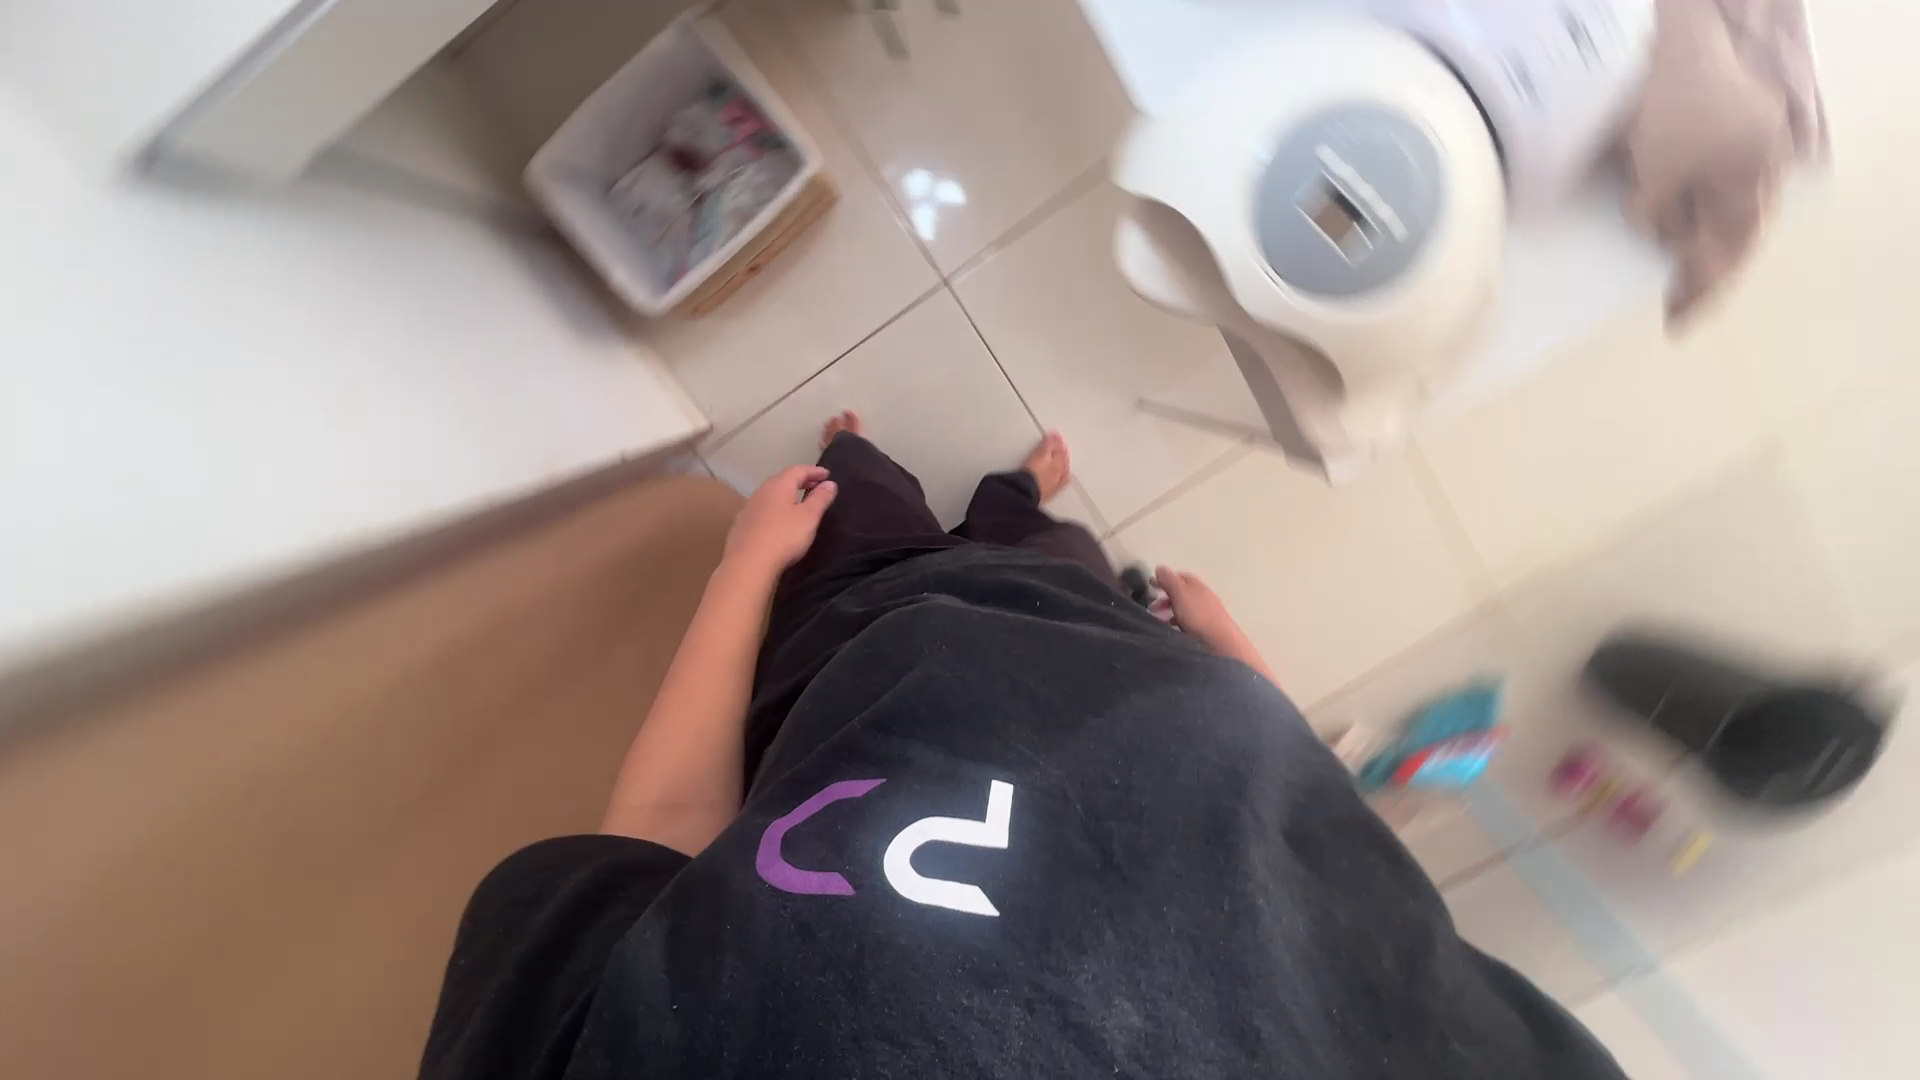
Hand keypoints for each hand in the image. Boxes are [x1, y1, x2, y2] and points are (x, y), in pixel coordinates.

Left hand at [723, 466, 837, 576]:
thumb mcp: (809, 517)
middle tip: (814, 485)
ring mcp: (749, 508)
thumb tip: (830, 483)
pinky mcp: (741, 524)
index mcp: (779, 486)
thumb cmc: (784, 537)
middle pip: (782, 479)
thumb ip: (820, 499)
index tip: (827, 474)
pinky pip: (761, 508)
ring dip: (785, 493)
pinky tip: (777, 519)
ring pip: (770, 494)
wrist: (748, 563)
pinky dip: (774, 507)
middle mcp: (761, 492)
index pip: (798, 470)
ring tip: (797, 501)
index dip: (814, 471)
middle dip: (800, 480)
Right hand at [1154, 566, 1275, 682]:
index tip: (1151, 586)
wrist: (1221, 645)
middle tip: (1151, 607)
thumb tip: (1159, 567)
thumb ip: (1169, 581)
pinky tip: (1171, 632)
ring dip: (1170, 612)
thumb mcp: (1180, 594)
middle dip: (1165, 598)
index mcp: (1198, 587)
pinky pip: (1187, 623)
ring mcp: (1206, 615)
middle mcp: (1203, 598)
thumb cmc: (1198, 616)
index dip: (1166, 579)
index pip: (1181, 577)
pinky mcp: (1206, 631)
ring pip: (1184, 609)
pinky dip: (1176, 624)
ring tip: (1158, 622)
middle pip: (1182, 593)